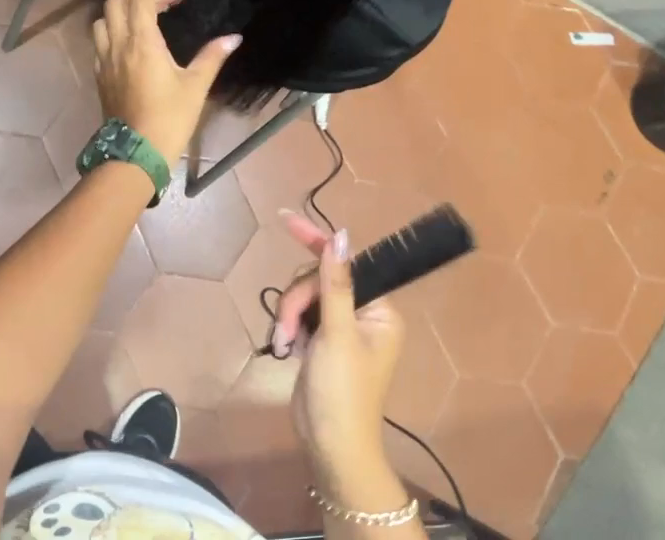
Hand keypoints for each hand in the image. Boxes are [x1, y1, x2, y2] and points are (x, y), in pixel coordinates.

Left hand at [90, 0, 239, 162]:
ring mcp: (104, 60)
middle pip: (114, 4)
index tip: (176, 1)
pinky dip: (111, 34)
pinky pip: (98, 43)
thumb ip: (213, 57)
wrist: (138, 151)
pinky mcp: (99, 75)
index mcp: (142, 43)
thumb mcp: (196, 86)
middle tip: (158, 6)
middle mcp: (118, 45)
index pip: (141, 0)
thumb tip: (234, 38)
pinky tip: (129, 47)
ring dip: (119, 14)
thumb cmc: (170, 117)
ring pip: (101, 21)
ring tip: (140, 22)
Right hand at [272, 214, 405, 476]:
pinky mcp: (320, 343)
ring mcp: (339, 329)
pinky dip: (288, 329)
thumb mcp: (337, 333)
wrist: (330, 446)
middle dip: (296, 301)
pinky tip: (286, 348)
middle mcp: (362, 315)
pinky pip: (297, 316)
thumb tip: (340, 234)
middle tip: (288, 329)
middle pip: (316, 280)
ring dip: (288, 317)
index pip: (344, 264)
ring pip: (302, 297)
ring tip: (286, 344)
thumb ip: (335, 282)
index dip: (315, 241)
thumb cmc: (342, 390)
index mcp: (379, 311)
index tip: (285, 218)